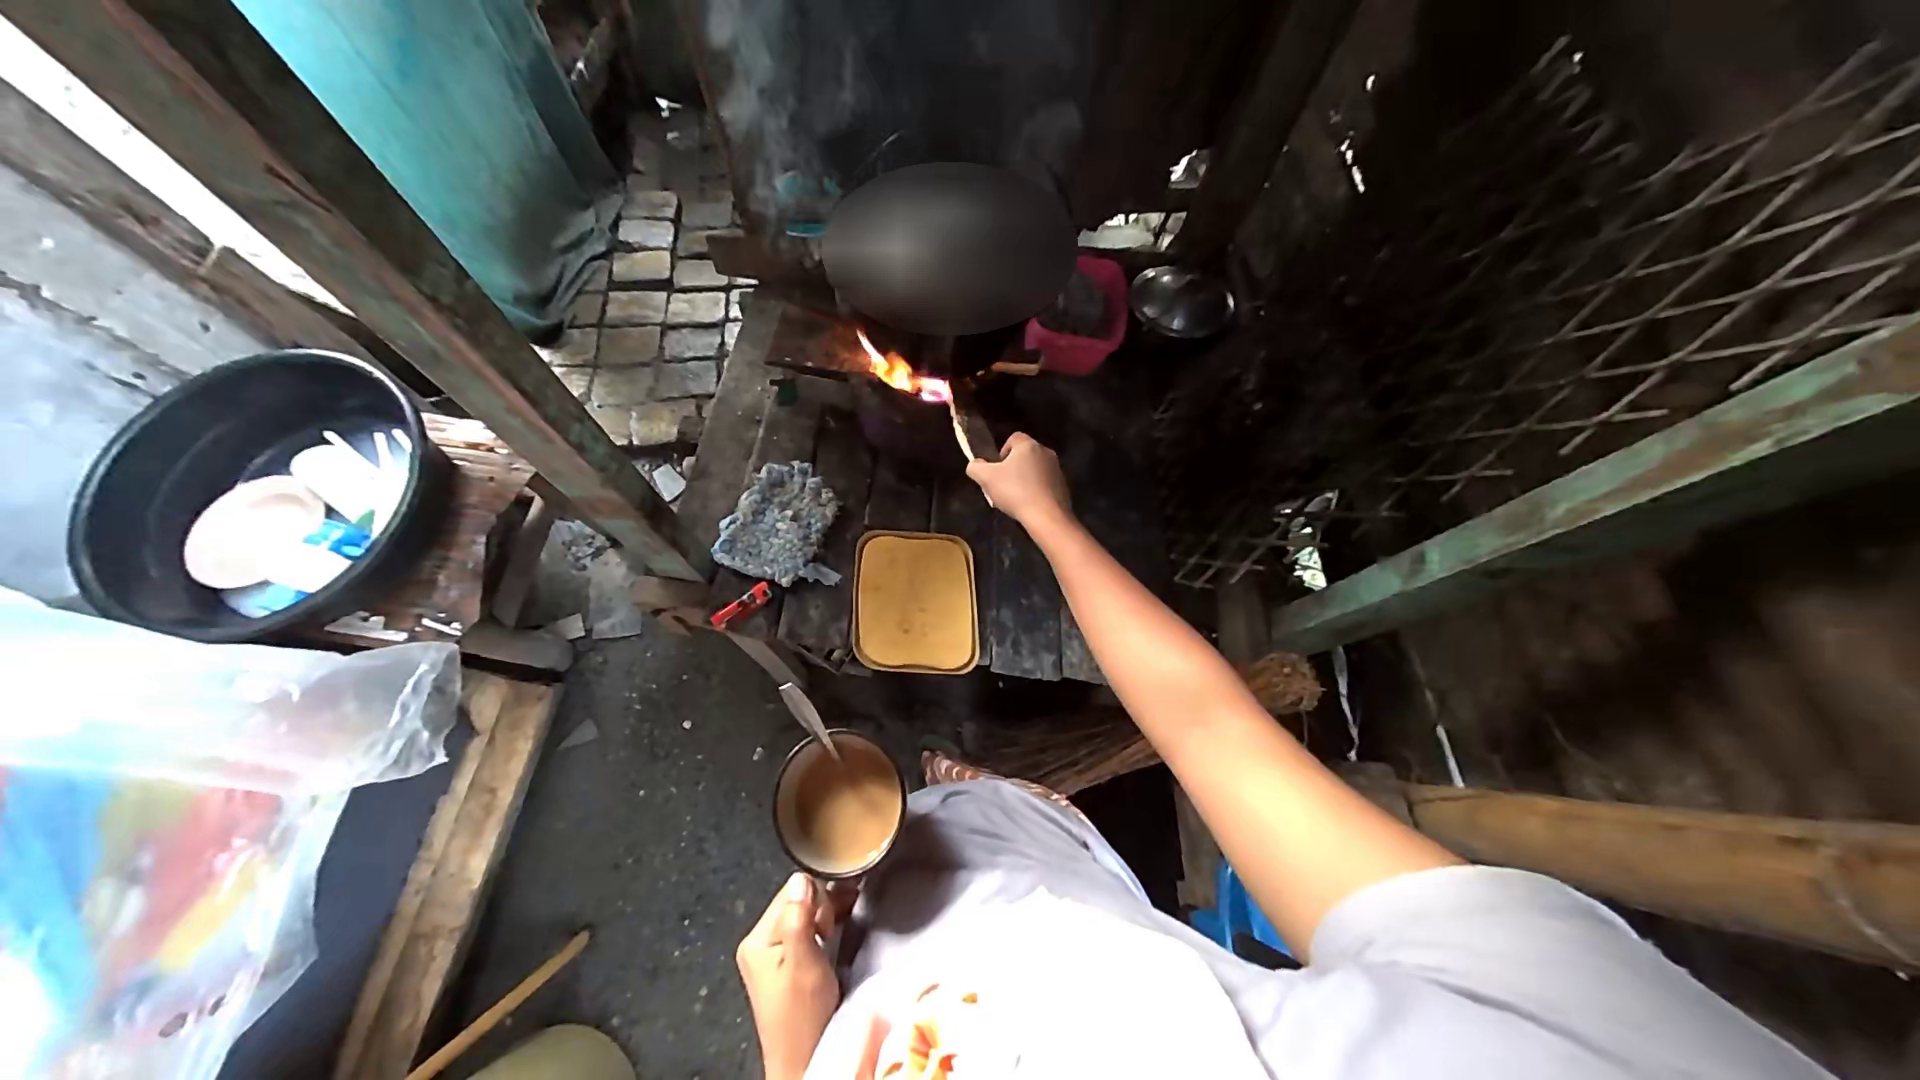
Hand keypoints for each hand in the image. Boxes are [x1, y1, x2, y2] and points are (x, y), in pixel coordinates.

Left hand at [737, 873, 849, 1079]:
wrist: (803, 1065)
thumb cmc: (804, 1018)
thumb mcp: (804, 964)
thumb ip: (799, 919)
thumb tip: (801, 878)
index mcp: (756, 939)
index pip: (791, 892)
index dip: (818, 900)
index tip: (830, 926)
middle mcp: (759, 941)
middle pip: (797, 899)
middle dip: (822, 906)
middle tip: (833, 931)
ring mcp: (771, 953)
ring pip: (804, 912)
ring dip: (826, 915)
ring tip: (838, 930)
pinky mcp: (785, 963)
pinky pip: (806, 928)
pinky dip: (823, 926)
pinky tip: (836, 931)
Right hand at [966, 432, 1071, 527]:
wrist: (1047, 516)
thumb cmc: (1015, 491)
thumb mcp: (986, 478)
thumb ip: (976, 467)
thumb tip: (975, 464)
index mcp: (1028, 445)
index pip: (1013, 438)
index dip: (1002, 452)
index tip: (997, 469)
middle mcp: (1046, 452)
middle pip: (1025, 454)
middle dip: (1013, 467)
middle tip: (1003, 484)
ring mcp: (1057, 469)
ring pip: (1035, 469)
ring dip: (1025, 479)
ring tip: (1016, 497)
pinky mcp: (1063, 486)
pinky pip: (1045, 483)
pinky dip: (1036, 490)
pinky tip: (1029, 504)